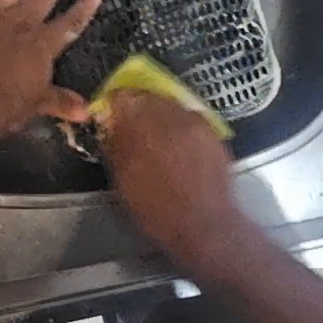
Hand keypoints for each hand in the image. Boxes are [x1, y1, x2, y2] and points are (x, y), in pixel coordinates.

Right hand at [96, 90, 244, 263]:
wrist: (205, 225)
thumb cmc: (158, 211)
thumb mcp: (124, 183)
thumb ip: (115, 147)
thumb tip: (109, 125)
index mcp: (142, 128)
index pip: (123, 97)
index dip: (115, 104)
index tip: (111, 115)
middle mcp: (171, 118)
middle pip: (149, 97)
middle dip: (138, 107)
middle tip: (132, 126)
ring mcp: (195, 123)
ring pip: (171, 105)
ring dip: (160, 114)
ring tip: (157, 136)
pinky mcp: (213, 132)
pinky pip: (190, 118)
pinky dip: (180, 125)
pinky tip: (178, 145)